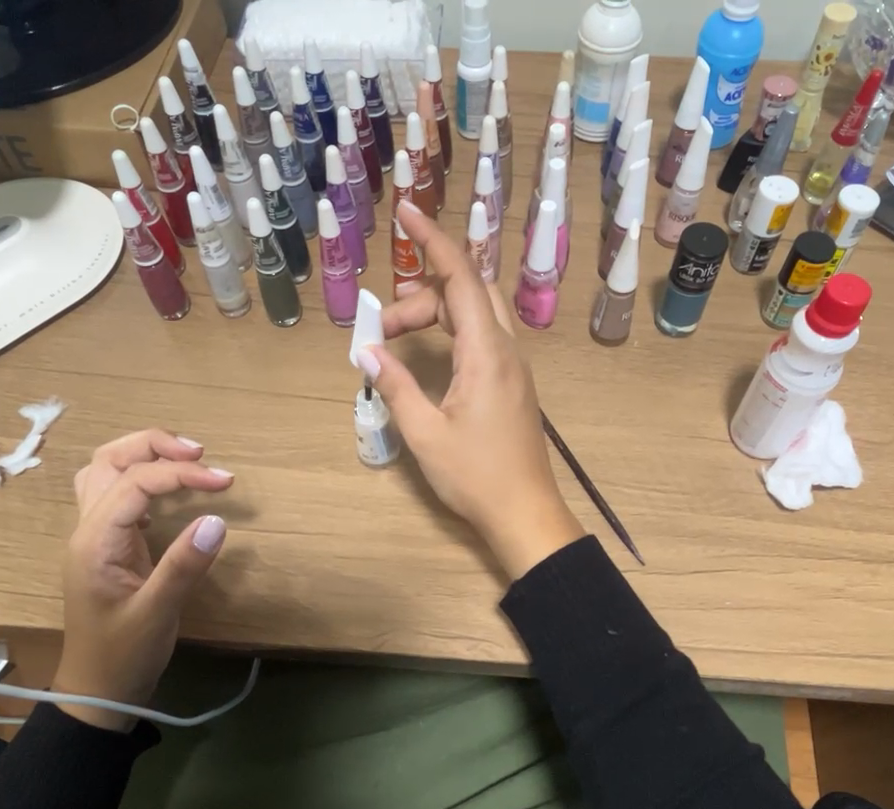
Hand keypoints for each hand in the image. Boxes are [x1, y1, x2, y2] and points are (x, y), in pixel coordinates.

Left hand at [54, 430, 233, 731]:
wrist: (97, 690)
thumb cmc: (124, 656)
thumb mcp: (158, 614)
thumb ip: (184, 565)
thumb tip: (217, 519)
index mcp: (96, 542)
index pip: (135, 482)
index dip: (181, 473)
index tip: (226, 481)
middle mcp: (88, 530)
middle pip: (108, 460)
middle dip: (154, 446)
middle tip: (201, 453)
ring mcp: (94, 537)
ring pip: (105, 472)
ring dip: (143, 456)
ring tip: (187, 459)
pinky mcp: (107, 547)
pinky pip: (116, 495)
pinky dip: (142, 480)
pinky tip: (170, 495)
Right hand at [362, 202, 584, 579]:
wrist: (525, 512)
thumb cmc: (475, 476)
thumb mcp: (424, 432)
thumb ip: (395, 386)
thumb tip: (368, 352)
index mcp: (486, 353)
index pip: (460, 277)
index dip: (432, 240)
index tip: (406, 211)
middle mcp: (506, 349)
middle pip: (468, 291)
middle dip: (423, 292)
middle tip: (384, 326)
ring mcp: (515, 367)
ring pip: (477, 314)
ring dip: (437, 314)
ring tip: (397, 343)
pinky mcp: (514, 384)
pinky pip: (485, 337)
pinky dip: (454, 332)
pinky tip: (431, 358)